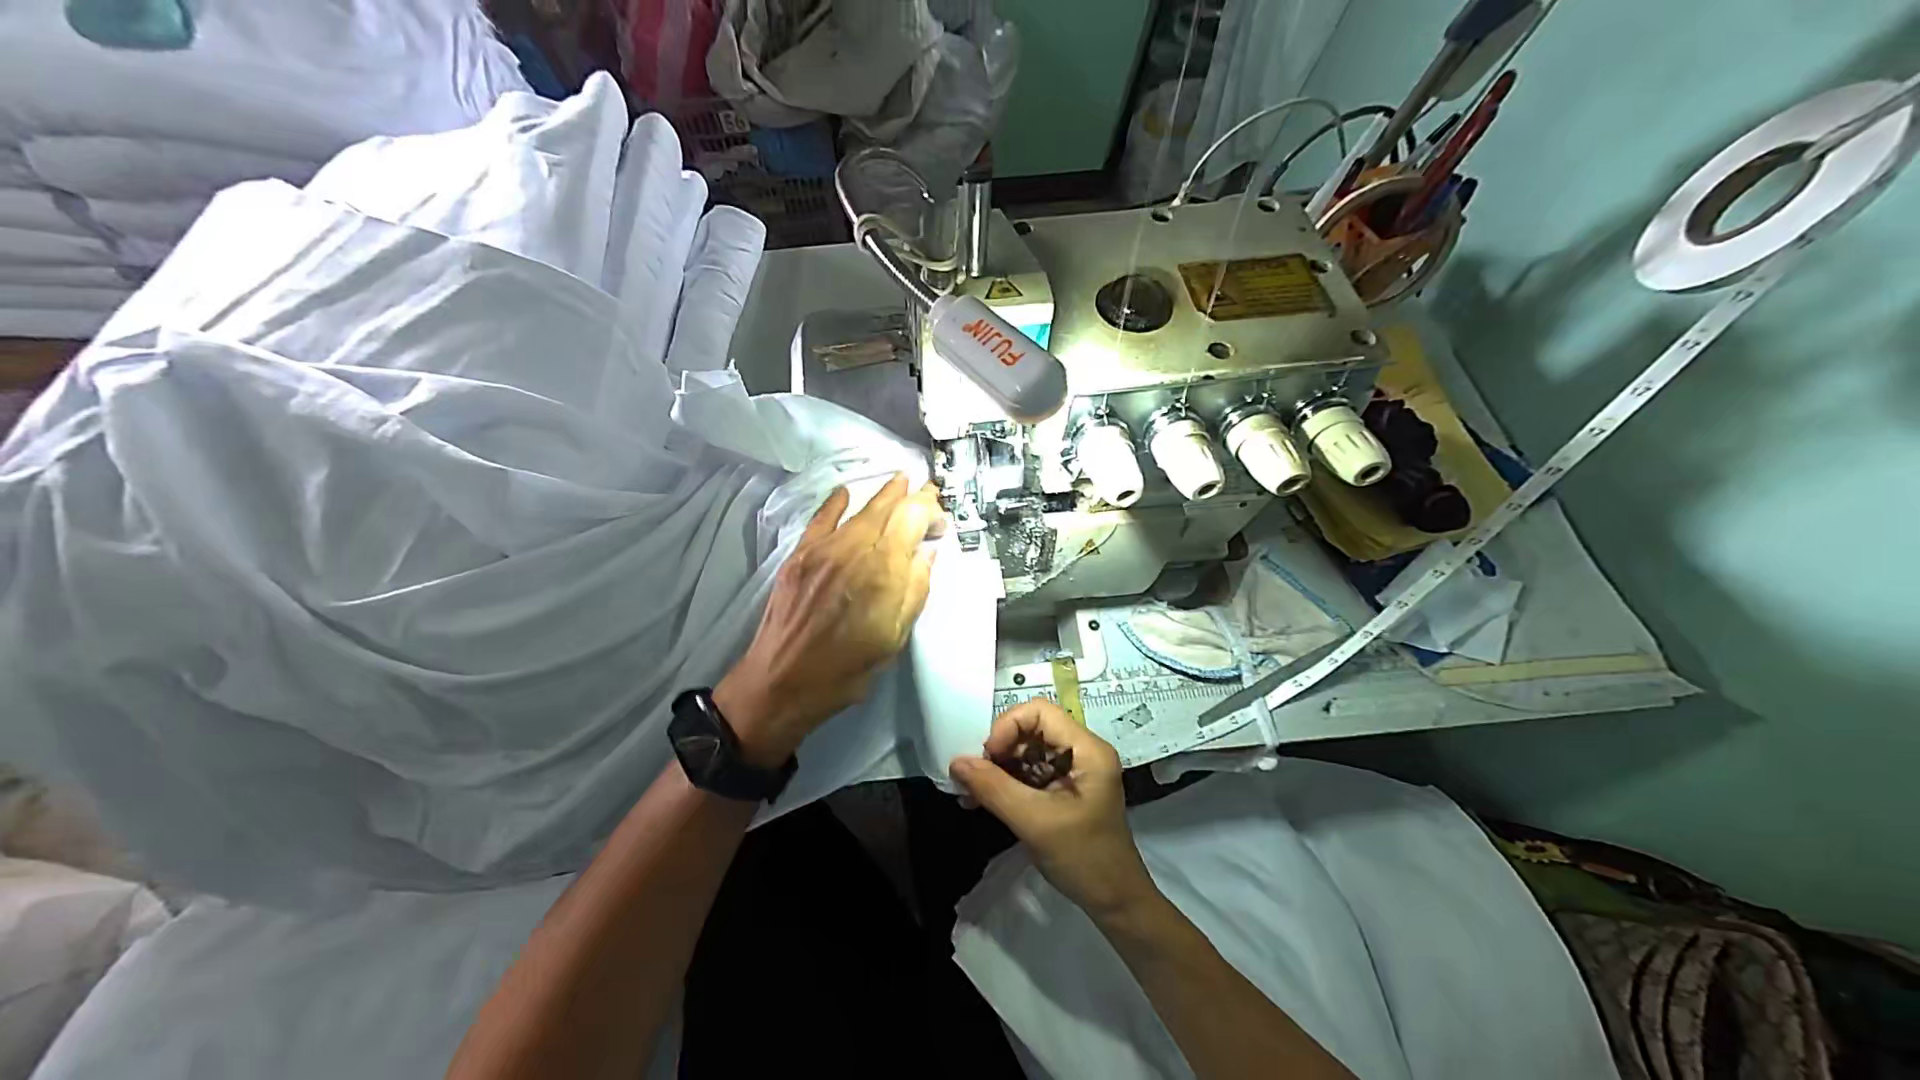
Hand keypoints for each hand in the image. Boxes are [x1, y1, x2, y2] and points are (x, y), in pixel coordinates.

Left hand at [716, 474, 943, 766]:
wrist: (782, 681)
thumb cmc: (845, 670)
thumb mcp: (894, 638)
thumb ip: (915, 590)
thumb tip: (926, 554)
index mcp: (883, 572)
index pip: (912, 519)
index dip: (929, 510)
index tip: (939, 515)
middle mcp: (853, 551)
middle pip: (887, 509)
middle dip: (910, 497)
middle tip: (925, 492)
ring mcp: (822, 550)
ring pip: (858, 511)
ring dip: (881, 496)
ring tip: (898, 484)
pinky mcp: (799, 556)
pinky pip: (820, 519)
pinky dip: (835, 503)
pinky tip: (845, 492)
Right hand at [949, 701, 1156, 918]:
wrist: (1115, 903)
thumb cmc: (1084, 858)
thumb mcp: (1035, 822)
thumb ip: (994, 789)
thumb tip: (956, 763)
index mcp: (1087, 750)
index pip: (1040, 712)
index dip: (1008, 726)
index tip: (988, 758)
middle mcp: (1081, 752)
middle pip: (1031, 729)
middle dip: (999, 749)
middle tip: (975, 779)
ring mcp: (1073, 771)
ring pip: (1026, 751)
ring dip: (997, 768)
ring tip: (970, 793)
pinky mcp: (1063, 790)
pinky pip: (1029, 773)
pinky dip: (1006, 783)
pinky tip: (983, 800)